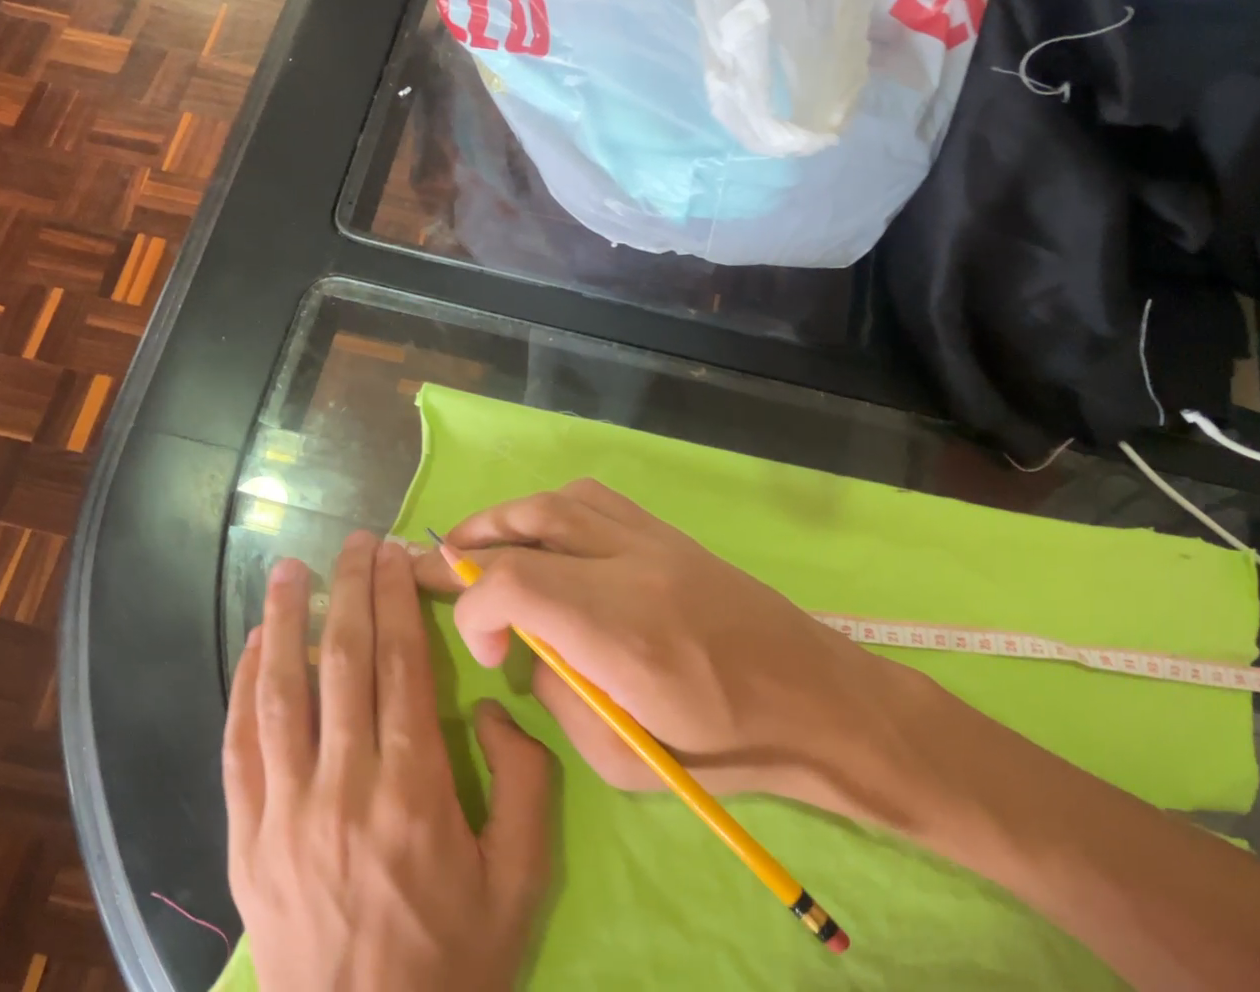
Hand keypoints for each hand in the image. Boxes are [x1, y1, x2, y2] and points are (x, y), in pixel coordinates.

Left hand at [225, 533, 554, 991]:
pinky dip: (243, 690)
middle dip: (350, 591)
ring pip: (280, 693)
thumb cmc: (454, 958)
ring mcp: (285, 811)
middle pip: (344, 664)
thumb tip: (489, 714)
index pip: (403, 668)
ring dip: (283, 622)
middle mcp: (343, 786)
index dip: (399, 602)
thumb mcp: (523, 879)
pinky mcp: (246, 838)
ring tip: (288, 569)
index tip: (397, 554)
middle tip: (354, 540)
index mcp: (415, 791)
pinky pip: (239, 747)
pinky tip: (253, 651)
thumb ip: (524, 785)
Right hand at [416, 480, 962, 831]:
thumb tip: (532, 655)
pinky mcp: (674, 537)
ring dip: (506, 518)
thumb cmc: (728, 747)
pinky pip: (598, 500)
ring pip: (559, 501)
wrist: (820, 702)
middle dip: (469, 548)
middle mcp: (632, 569)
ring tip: (478, 546)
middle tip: (439, 574)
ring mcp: (656, 543)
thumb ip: (561, 700)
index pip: (512, 583)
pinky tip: (545, 536)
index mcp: (620, 631)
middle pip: (526, 527)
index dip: (473, 609)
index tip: (487, 650)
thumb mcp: (626, 759)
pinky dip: (554, 510)